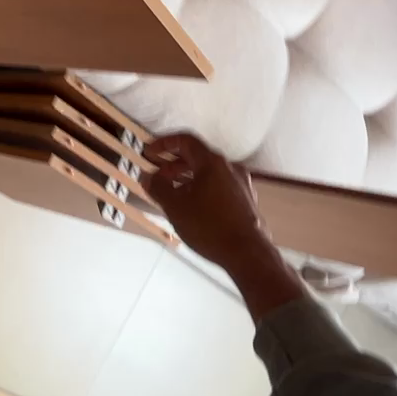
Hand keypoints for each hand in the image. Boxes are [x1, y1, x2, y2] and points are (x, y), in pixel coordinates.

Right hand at [145, 132, 304, 319]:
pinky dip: (201, 188)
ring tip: (171, 192)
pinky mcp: (246, 201)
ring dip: (187, 177)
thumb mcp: (175, 206)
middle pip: (197, 156)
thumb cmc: (208, 226)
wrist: (248, 255)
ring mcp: (241, 184)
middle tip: (157, 175)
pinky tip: (192, 206)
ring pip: (209, 172)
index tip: (149, 152)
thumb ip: (158, 187)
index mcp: (212, 163)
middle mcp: (230, 168)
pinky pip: (219, 186)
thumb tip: (148, 177)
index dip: (164, 143)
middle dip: (173, 164)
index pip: (185, 140)